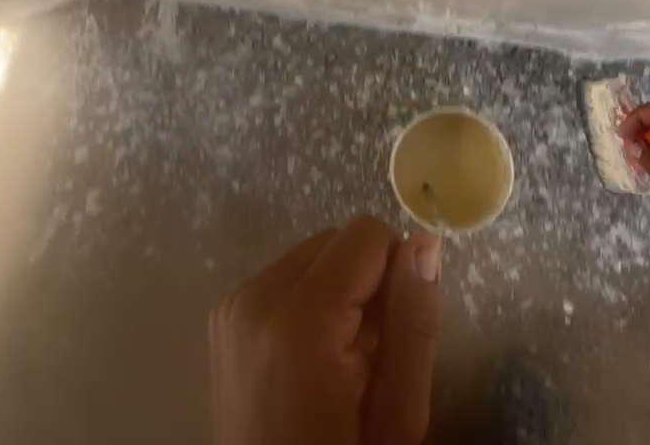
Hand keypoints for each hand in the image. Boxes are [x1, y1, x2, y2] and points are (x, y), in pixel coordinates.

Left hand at [210, 215, 442, 444]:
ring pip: (312, 255)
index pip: (365, 234)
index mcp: (297, 321)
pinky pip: (285, 275)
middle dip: (365, 283)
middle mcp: (254, 298)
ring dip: (339, 292)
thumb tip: (425, 241)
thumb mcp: (398, 415)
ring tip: (341, 362)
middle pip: (336, 240)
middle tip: (370, 355)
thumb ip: (413, 322)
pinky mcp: (224, 314)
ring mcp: (233, 306)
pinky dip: (310, 301)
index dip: (394, 274)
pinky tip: (312, 359)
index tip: (393, 333)